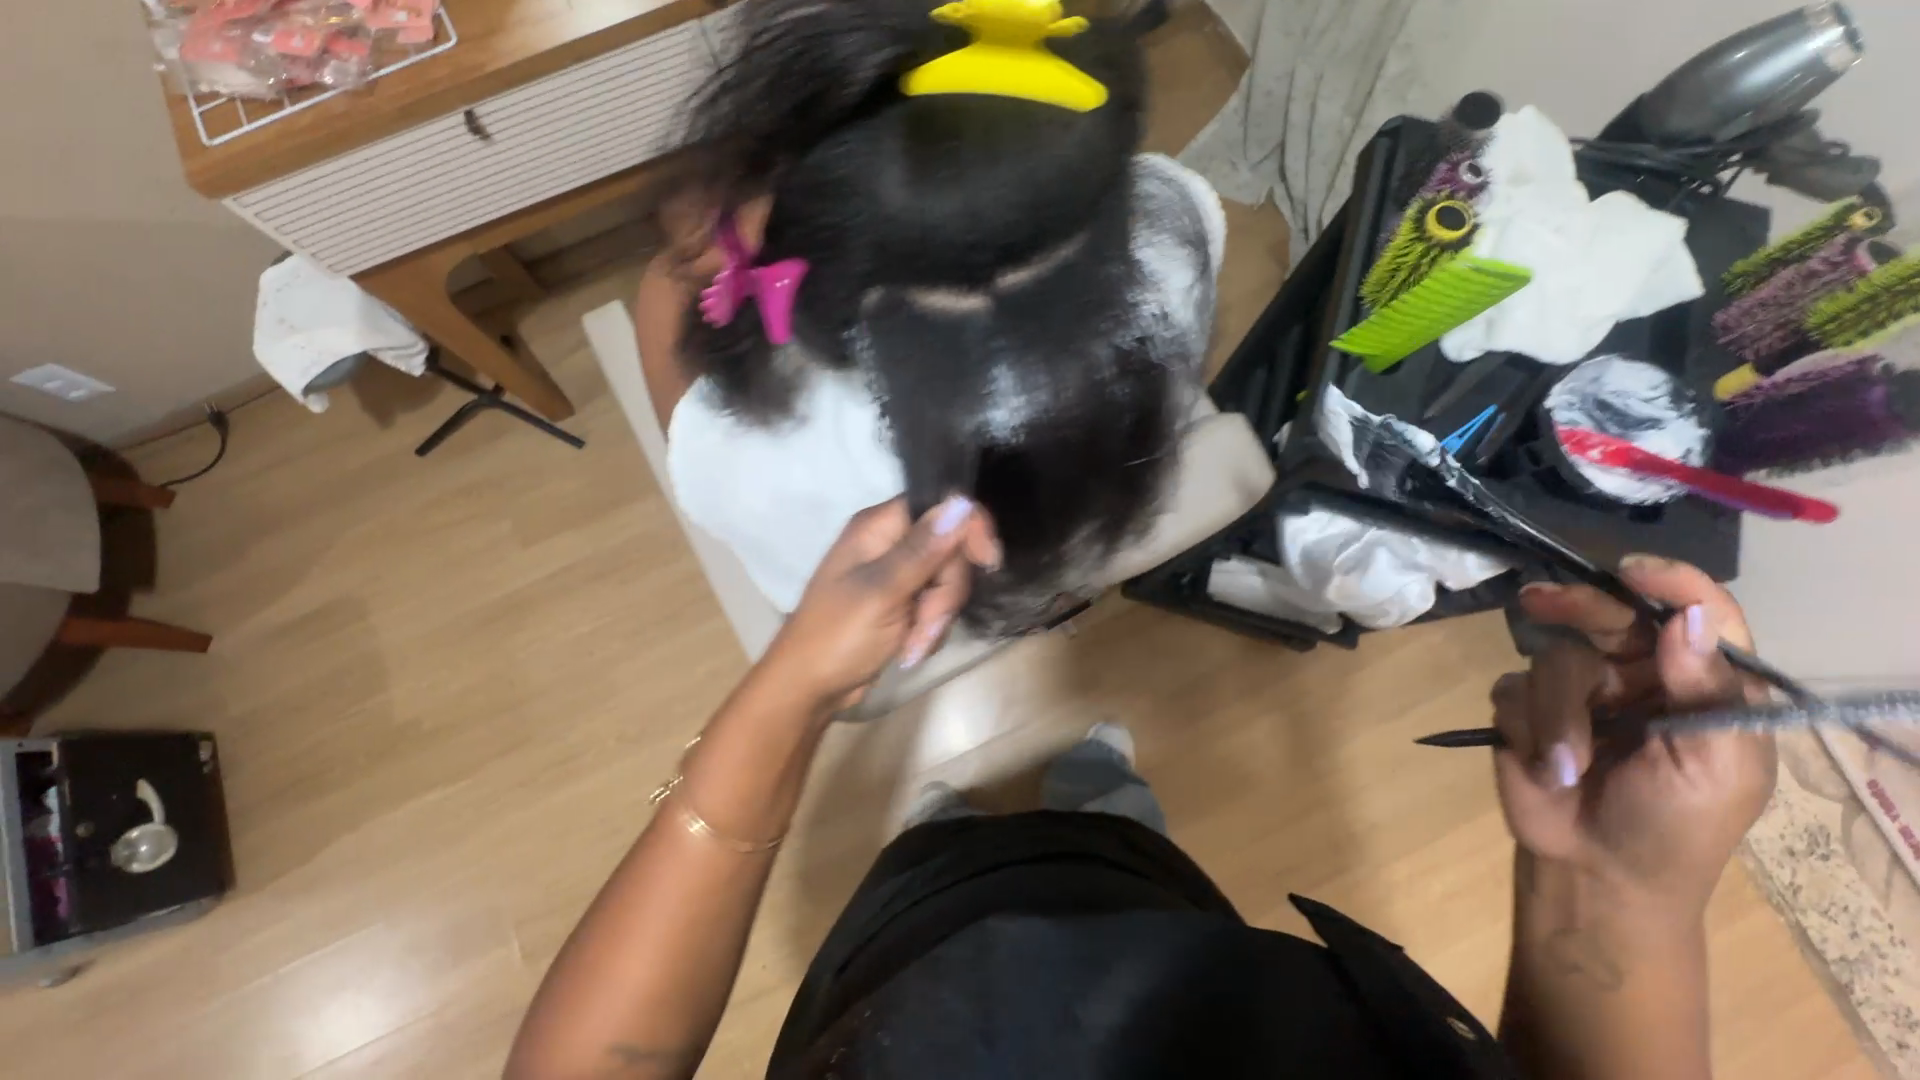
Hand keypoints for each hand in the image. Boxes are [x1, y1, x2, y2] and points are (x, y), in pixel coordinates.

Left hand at [758, 496, 999, 710]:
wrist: (809, 688)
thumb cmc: (836, 636)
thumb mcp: (882, 592)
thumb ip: (923, 549)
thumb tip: (961, 502)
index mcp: (878, 526)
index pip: (941, 506)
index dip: (968, 529)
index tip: (988, 561)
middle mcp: (888, 542)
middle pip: (950, 549)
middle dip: (946, 593)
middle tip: (926, 624)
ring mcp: (895, 574)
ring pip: (947, 581)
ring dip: (937, 618)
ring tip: (912, 646)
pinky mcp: (902, 601)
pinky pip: (935, 604)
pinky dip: (930, 629)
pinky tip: (910, 649)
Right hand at [1492, 555, 1777, 922]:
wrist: (1596, 871)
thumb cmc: (1676, 826)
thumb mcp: (1716, 767)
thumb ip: (1706, 693)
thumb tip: (1687, 620)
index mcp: (1697, 683)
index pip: (1696, 616)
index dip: (1672, 585)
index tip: (1633, 572)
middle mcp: (1636, 675)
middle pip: (1606, 614)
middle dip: (1575, 605)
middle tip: (1538, 600)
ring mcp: (1576, 691)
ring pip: (1551, 660)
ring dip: (1556, 716)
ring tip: (1565, 767)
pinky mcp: (1523, 709)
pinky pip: (1510, 690)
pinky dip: (1525, 728)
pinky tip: (1541, 764)